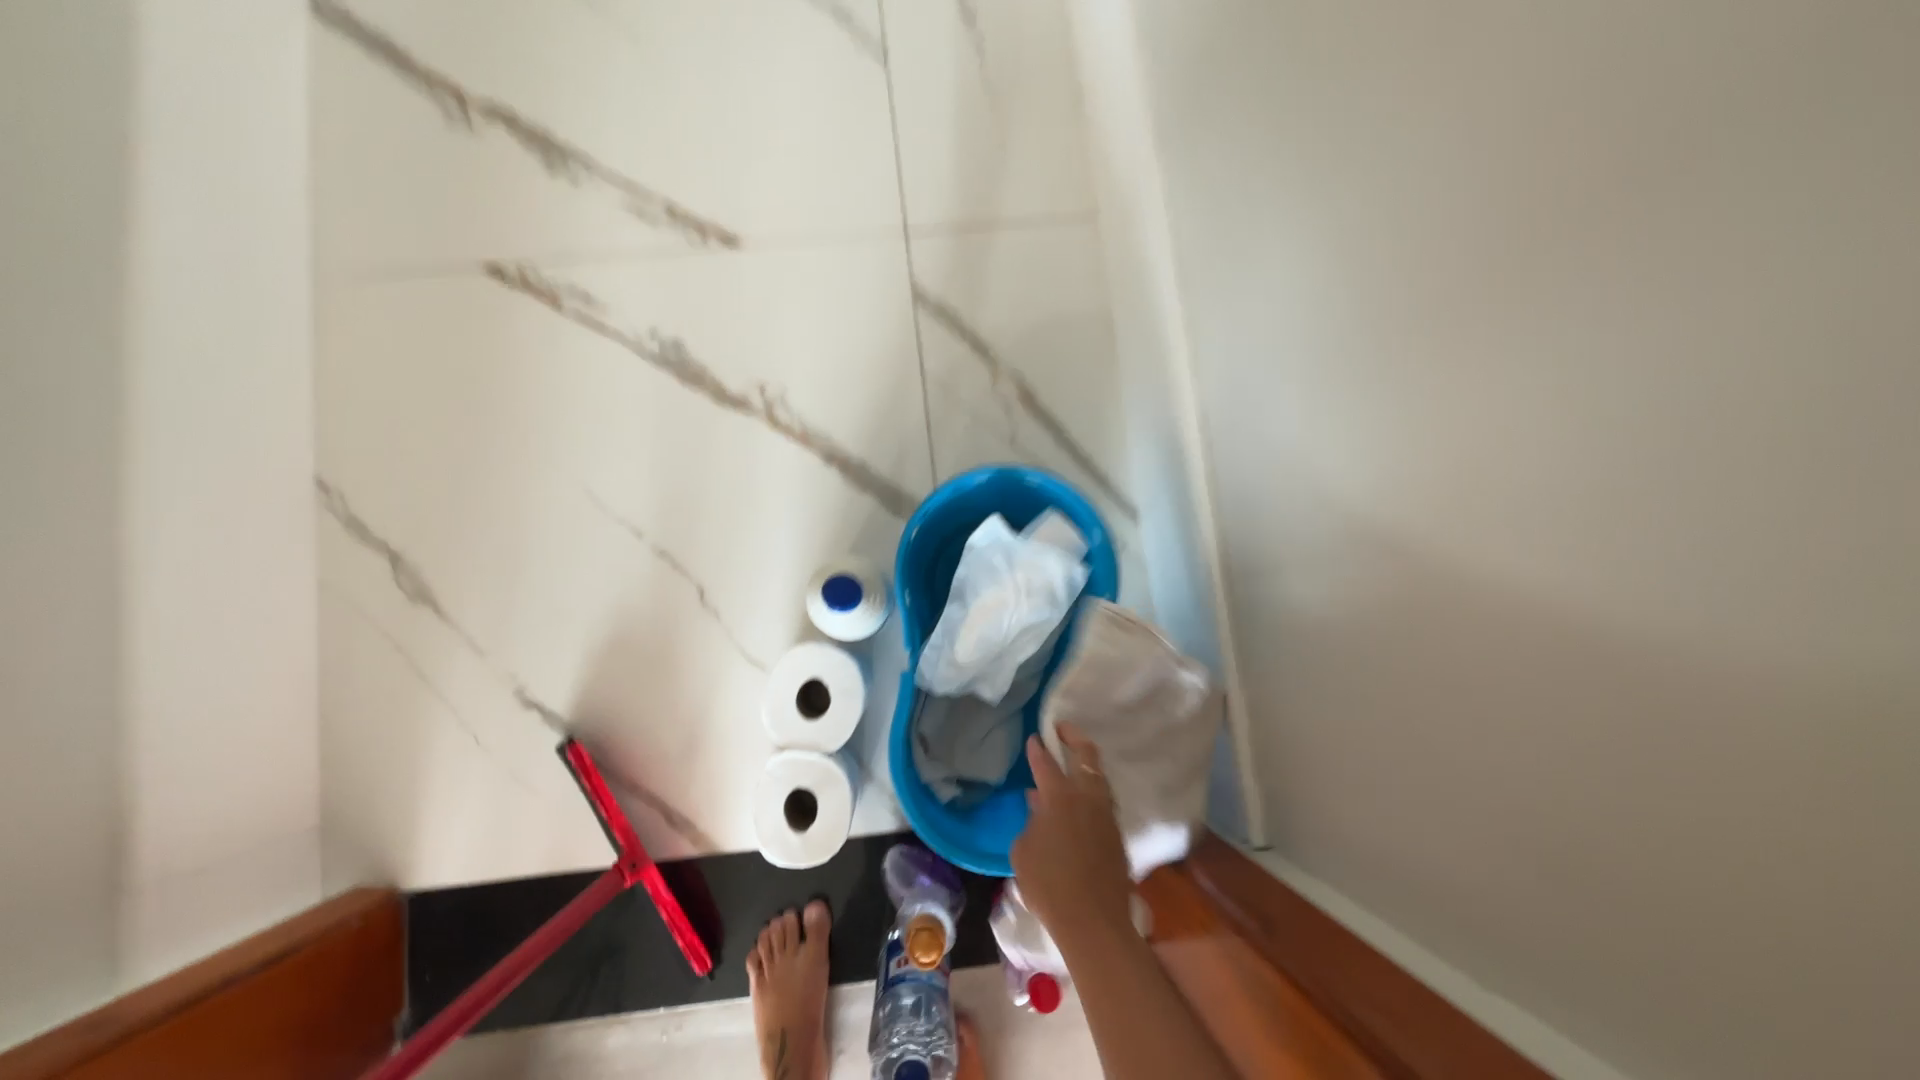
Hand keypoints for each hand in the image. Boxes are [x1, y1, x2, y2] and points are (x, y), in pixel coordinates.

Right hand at [1010, 724, 1132, 943]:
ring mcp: (1106, 815)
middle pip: (1086, 756)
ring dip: (1087, 765)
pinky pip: (1104, 802)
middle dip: (1074, 737)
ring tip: (1075, 763)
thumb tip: (1039, 805)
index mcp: (1059, 797)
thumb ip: (1031, 822)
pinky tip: (1081, 802)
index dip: (1038, 748)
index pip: (1046, 763)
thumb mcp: (1023, 851)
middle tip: (1062, 729)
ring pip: (1099, 778)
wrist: (1092, 919)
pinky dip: (1092, 792)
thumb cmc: (1047, 884)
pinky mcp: (1117, 834)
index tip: (1035, 737)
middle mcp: (1087, 797)